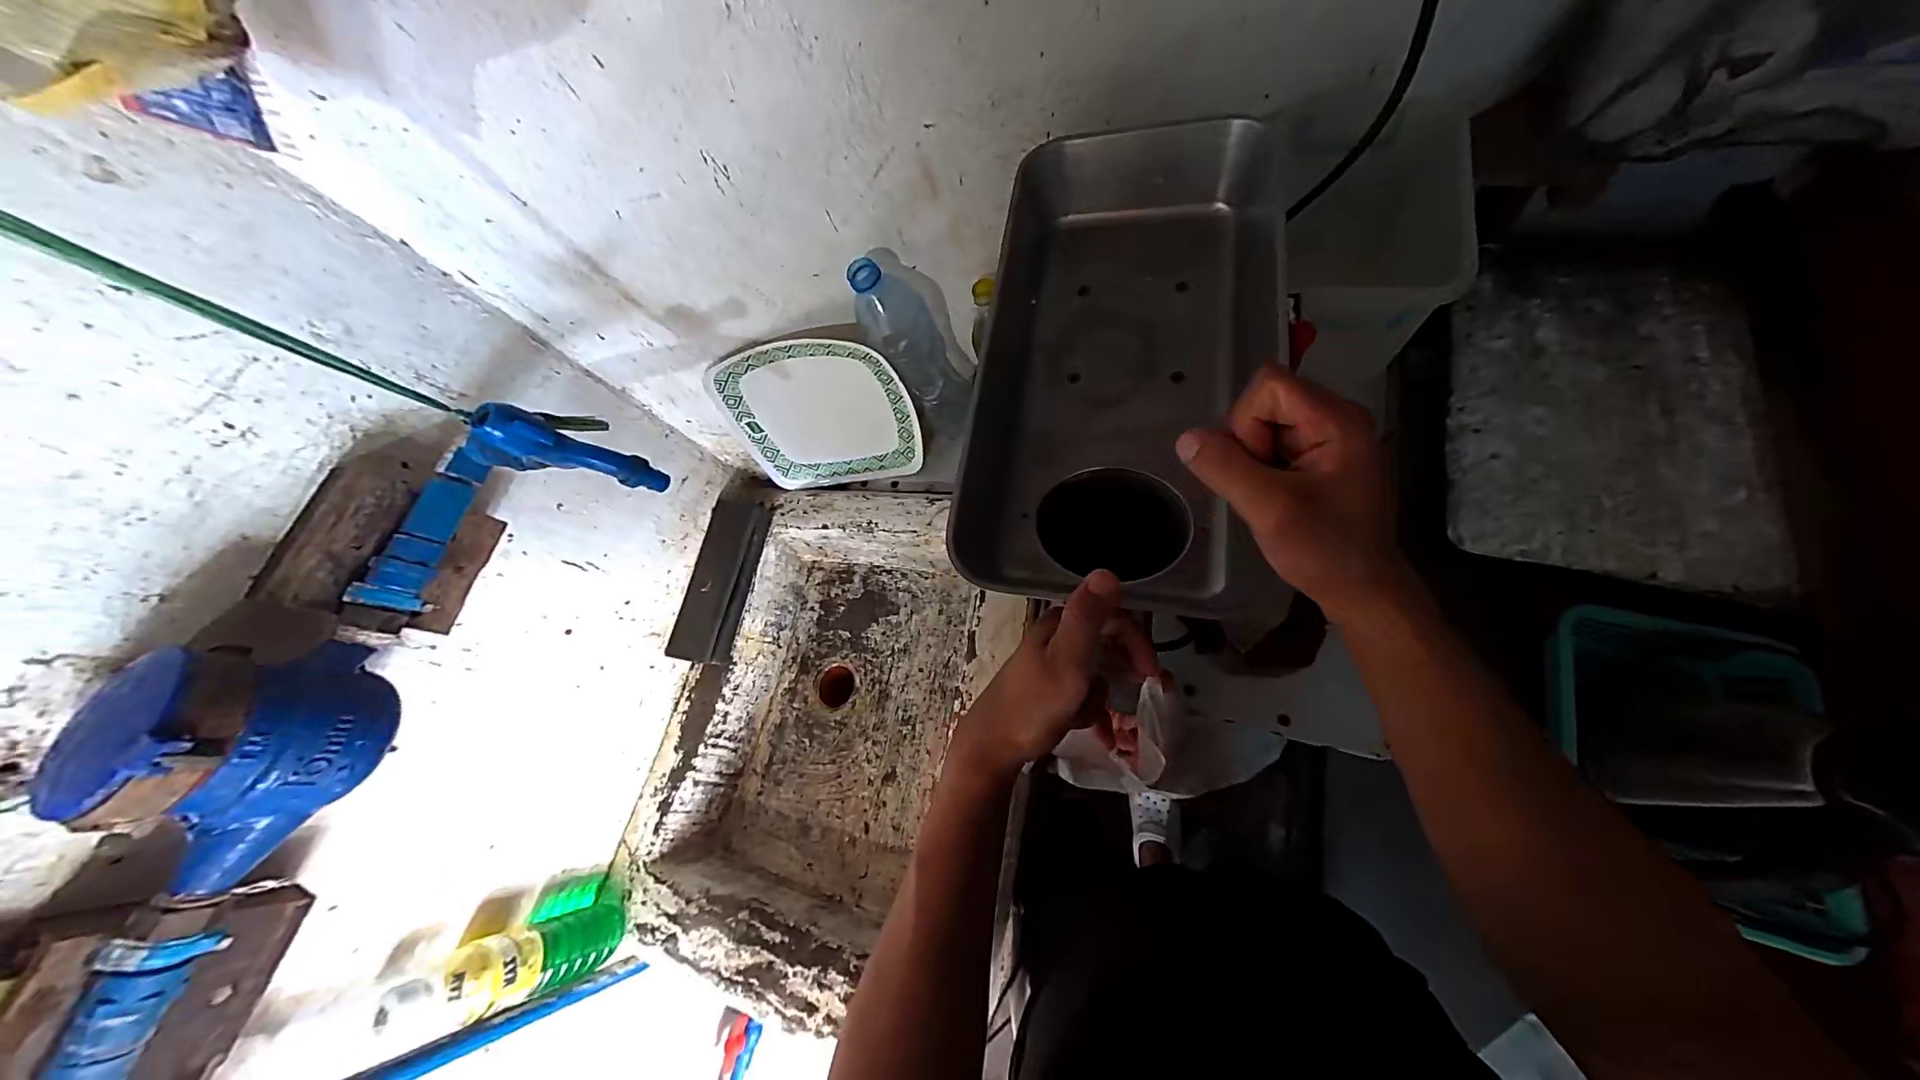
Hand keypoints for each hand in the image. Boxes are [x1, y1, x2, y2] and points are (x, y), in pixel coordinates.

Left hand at [951, 570, 1160, 782]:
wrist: (990, 749)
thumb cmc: (1032, 706)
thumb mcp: (1066, 661)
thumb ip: (1087, 618)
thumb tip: (1107, 571)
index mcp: (1058, 626)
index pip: (1111, 618)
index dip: (1138, 642)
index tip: (1153, 674)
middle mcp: (1054, 640)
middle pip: (1106, 647)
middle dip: (1128, 676)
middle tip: (1143, 703)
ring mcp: (1050, 667)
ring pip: (1096, 676)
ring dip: (1109, 700)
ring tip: (1117, 729)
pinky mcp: (1047, 693)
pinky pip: (1081, 697)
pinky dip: (1094, 714)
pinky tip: (1103, 738)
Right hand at [1175, 365, 1408, 621]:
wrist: (1361, 589)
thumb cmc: (1324, 550)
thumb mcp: (1269, 510)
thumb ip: (1225, 468)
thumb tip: (1186, 438)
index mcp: (1337, 420)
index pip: (1269, 385)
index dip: (1247, 422)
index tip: (1260, 467)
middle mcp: (1338, 418)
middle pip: (1266, 402)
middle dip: (1250, 444)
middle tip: (1267, 487)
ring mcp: (1332, 438)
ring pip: (1265, 426)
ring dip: (1254, 460)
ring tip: (1274, 496)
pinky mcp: (1323, 458)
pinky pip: (1275, 445)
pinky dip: (1264, 469)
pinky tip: (1278, 498)